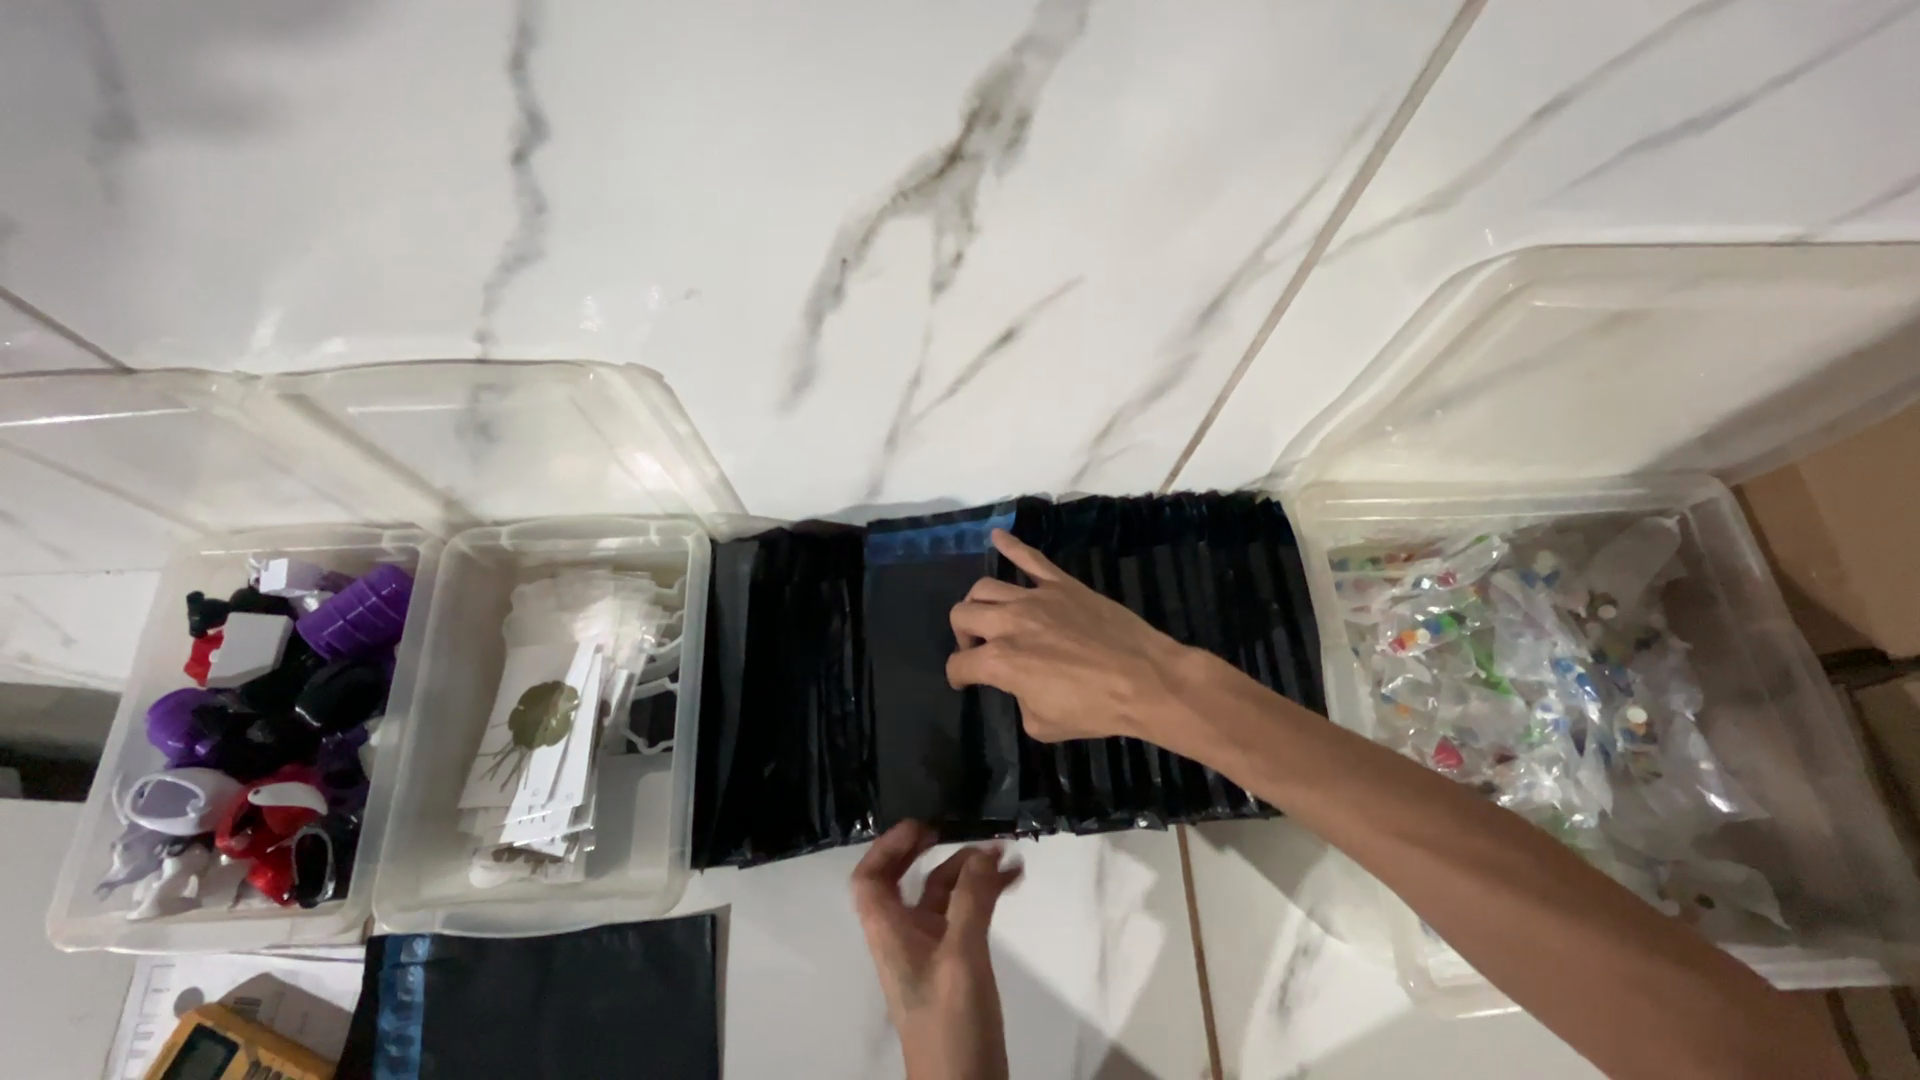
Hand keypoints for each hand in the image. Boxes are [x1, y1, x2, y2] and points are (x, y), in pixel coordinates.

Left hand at [852, 821, 1022, 1079]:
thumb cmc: (951, 1024)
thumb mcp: (961, 957)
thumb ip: (970, 900)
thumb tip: (983, 851)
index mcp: (890, 934)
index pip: (870, 879)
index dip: (888, 847)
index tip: (922, 826)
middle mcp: (906, 936)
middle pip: (908, 881)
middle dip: (933, 852)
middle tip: (960, 828)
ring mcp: (932, 951)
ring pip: (944, 896)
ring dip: (970, 871)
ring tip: (1006, 853)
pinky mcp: (957, 965)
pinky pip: (967, 916)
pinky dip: (986, 895)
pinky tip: (1013, 880)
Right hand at [946, 528, 1199, 744]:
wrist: (1145, 679)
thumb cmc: (1096, 709)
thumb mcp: (1043, 724)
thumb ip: (1019, 699)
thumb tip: (1020, 685)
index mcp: (1000, 661)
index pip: (959, 664)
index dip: (958, 676)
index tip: (965, 682)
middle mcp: (1009, 622)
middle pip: (963, 614)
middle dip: (963, 635)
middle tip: (978, 648)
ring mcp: (1035, 597)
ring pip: (986, 586)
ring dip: (979, 602)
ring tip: (988, 615)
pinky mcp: (1062, 584)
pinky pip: (1030, 557)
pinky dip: (1010, 545)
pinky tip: (997, 536)